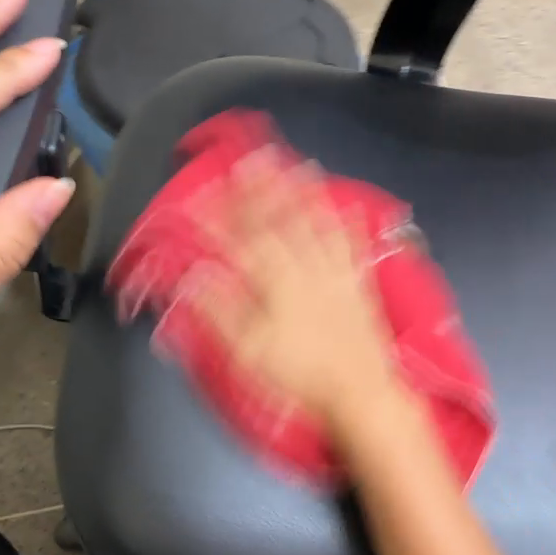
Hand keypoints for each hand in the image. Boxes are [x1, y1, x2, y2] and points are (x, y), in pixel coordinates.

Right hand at [194, 148, 401, 427]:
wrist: (361, 393)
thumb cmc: (298, 377)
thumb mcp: (248, 352)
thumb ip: (220, 311)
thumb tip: (194, 276)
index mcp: (273, 283)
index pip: (238, 242)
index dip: (215, 218)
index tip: (196, 197)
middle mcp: (304, 268)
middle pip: (278, 222)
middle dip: (259, 191)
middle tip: (246, 161)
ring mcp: (335, 274)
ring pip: (316, 225)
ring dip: (303, 195)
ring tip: (295, 166)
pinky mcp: (358, 286)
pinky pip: (352, 246)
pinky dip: (348, 223)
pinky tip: (348, 207)